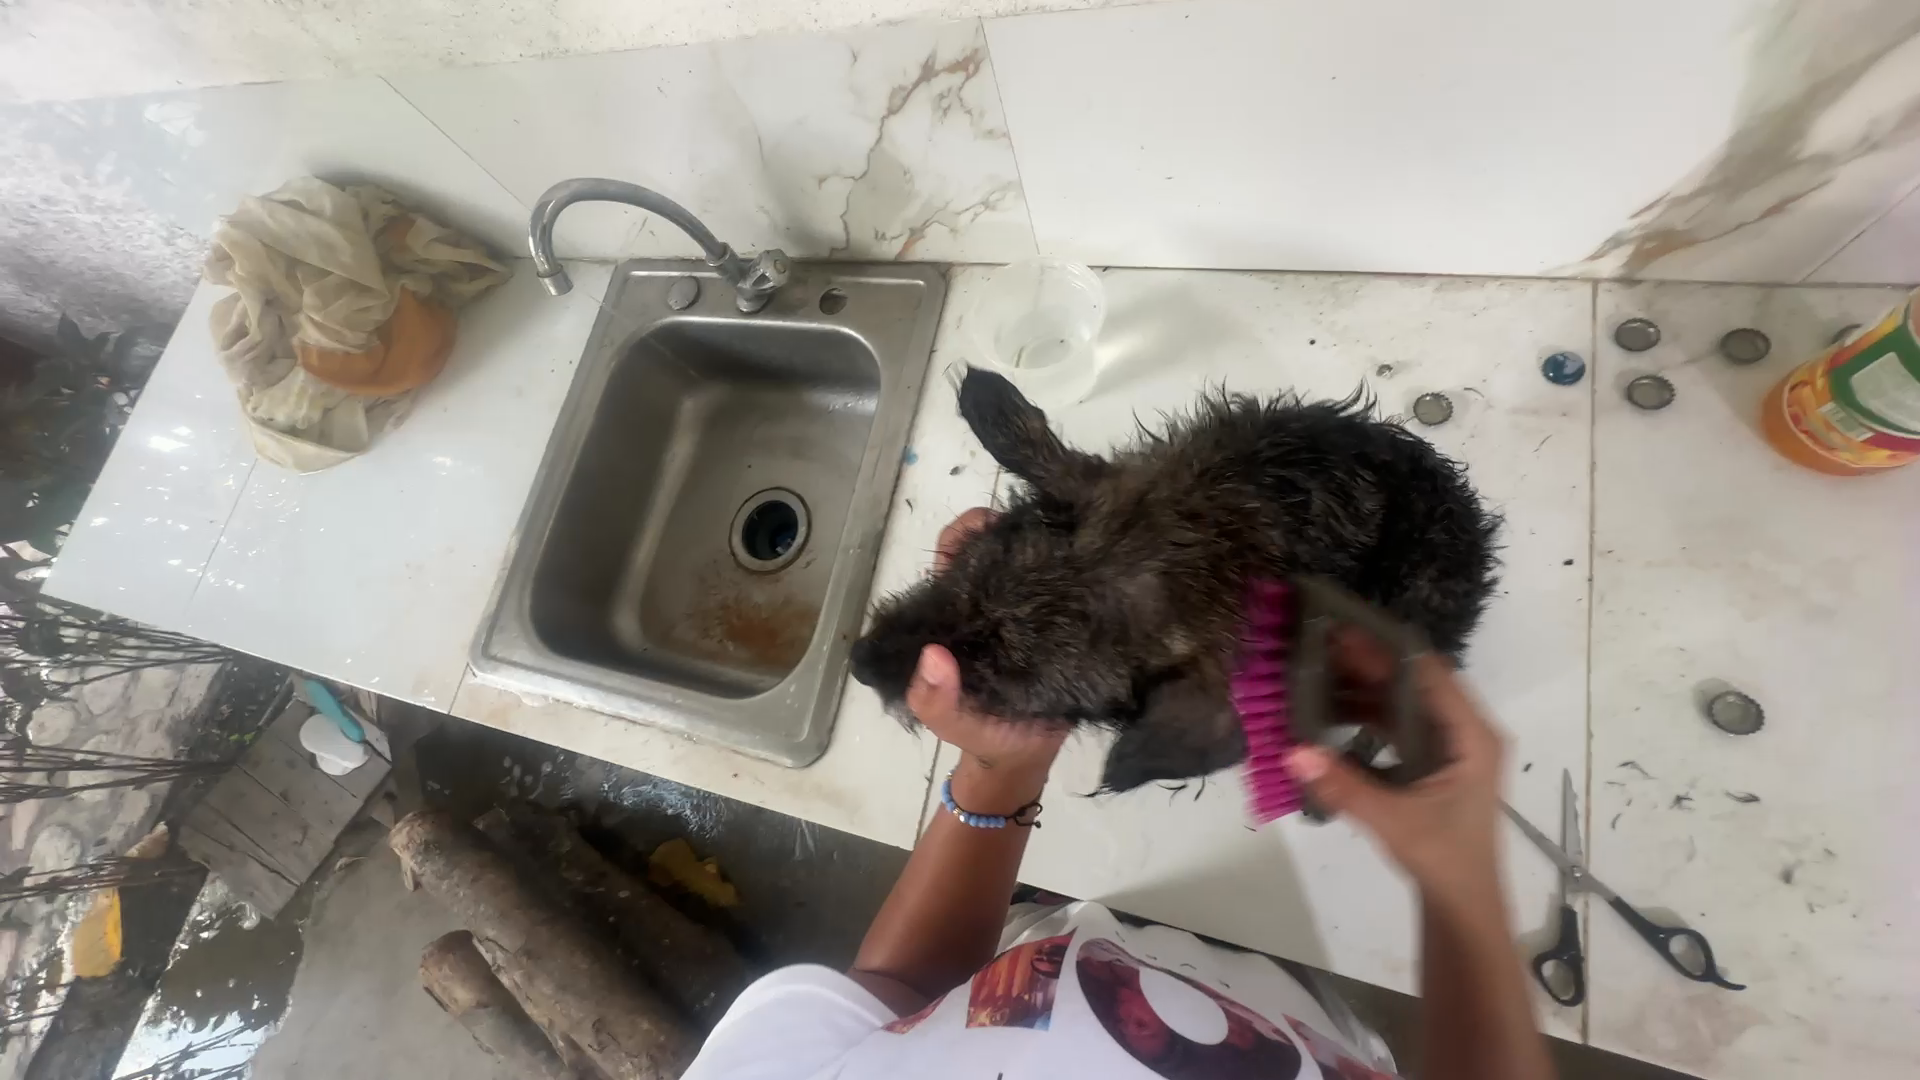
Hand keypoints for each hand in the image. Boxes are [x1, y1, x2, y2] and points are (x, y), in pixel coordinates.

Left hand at [906, 508, 1065, 811]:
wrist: (1027, 759)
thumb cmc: (980, 735)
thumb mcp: (948, 720)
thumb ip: (932, 697)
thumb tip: (933, 656)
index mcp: (956, 611)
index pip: (955, 553)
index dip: (965, 535)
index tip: (989, 527)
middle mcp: (991, 600)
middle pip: (997, 546)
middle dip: (1014, 530)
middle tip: (1043, 531)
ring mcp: (1029, 609)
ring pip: (1034, 559)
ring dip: (1048, 545)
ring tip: (1072, 543)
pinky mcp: (1065, 622)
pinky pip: (1067, 586)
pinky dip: (1075, 571)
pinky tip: (1094, 569)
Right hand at [1284, 628, 1506, 907]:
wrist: (1463, 904)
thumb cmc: (1443, 859)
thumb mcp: (1393, 821)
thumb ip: (1344, 786)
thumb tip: (1291, 751)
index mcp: (1471, 736)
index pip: (1428, 673)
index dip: (1383, 650)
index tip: (1339, 631)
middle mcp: (1463, 730)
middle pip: (1410, 681)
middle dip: (1363, 662)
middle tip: (1313, 645)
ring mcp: (1447, 743)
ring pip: (1399, 698)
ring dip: (1359, 685)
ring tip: (1312, 672)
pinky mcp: (1430, 758)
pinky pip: (1393, 720)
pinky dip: (1361, 711)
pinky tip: (1326, 711)